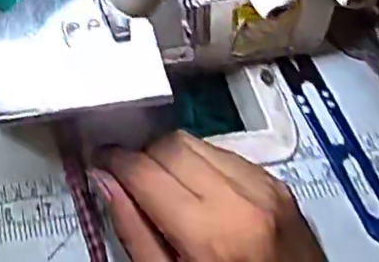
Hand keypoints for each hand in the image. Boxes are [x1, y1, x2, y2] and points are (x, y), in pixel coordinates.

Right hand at [93, 132, 322, 261]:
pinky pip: (222, 153)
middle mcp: (241, 199)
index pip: (144, 170)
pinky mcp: (279, 185)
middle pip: (168, 145)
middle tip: (128, 178)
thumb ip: (135, 234)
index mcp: (212, 236)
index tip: (98, 161)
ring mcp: (265, 187)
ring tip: (164, 188)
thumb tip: (103, 178)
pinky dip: (201, 164)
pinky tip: (200, 194)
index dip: (113, 161)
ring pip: (193, 141)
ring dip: (170, 157)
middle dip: (142, 156)